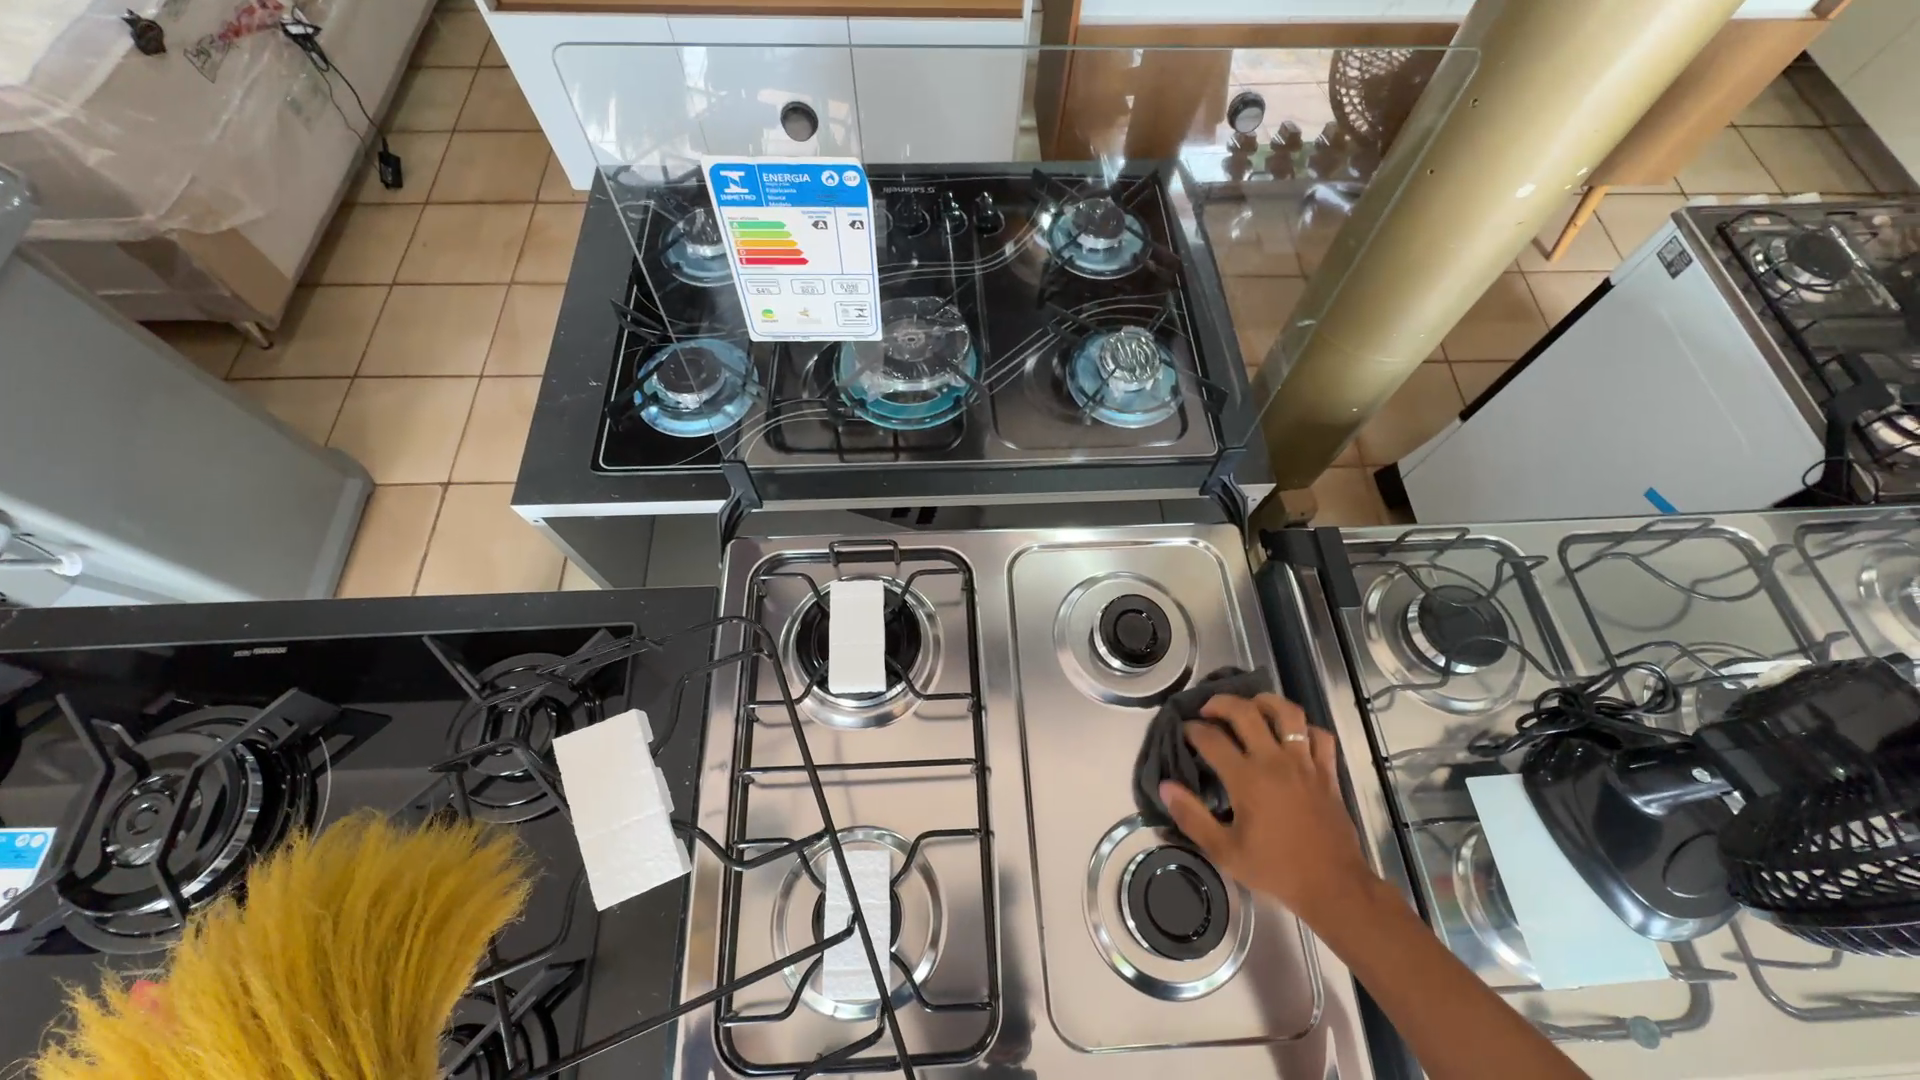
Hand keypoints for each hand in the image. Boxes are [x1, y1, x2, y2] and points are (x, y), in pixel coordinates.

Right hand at [1159, 693, 1376, 922]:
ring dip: (1265, 702)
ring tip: (1251, 707)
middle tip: (1208, 710)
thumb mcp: (1224, 851)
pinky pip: (1319, 735)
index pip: (1211, 739)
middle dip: (1221, 703)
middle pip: (1246, 711)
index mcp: (1247, 778)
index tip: (1183, 732)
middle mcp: (1275, 761)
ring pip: (1288, 713)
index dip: (1192, 730)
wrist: (1333, 885)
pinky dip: (1305, 728)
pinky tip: (1292, 736)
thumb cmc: (1275, 869)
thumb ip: (1192, 816)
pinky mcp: (1327, 772)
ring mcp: (1305, 763)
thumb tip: (1165, 786)